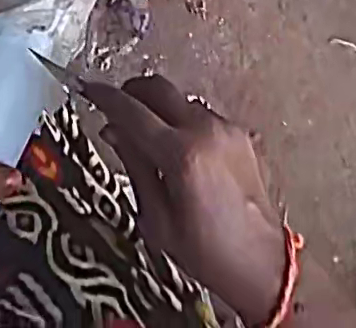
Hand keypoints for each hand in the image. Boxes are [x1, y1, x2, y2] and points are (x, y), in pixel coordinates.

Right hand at [84, 75, 287, 323]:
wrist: (266, 268)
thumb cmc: (207, 252)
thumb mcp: (157, 218)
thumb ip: (134, 165)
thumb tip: (112, 129)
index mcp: (180, 155)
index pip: (131, 110)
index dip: (105, 96)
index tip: (89, 89)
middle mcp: (204, 131)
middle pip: (156, 87)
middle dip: (131, 91)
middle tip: (116, 107)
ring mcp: (224, 129)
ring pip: (177, 98)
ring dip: (157, 106)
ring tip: (148, 134)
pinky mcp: (238, 134)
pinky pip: (199, 112)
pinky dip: (180, 119)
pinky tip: (178, 146)